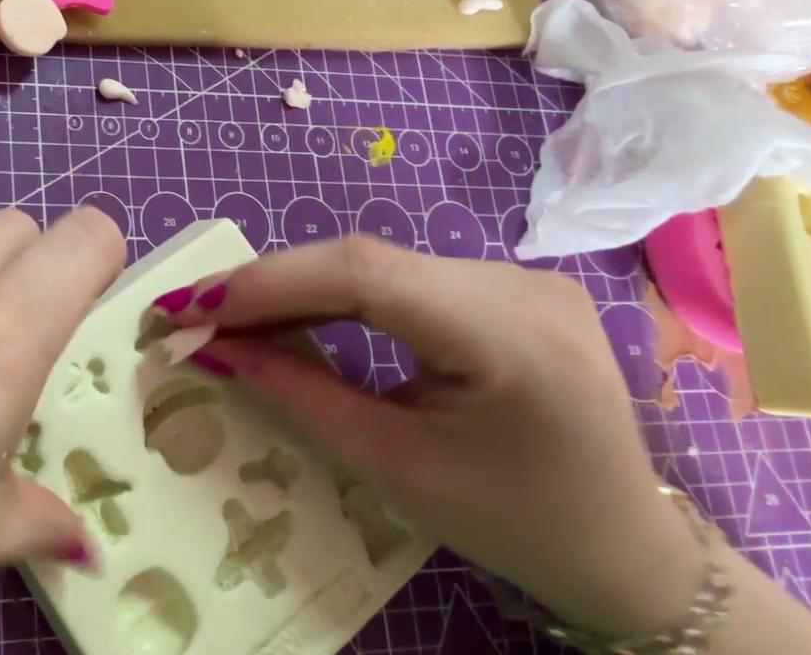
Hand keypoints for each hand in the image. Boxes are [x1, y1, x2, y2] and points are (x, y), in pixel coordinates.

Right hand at [157, 237, 704, 637]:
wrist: (626, 550)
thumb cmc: (511, 524)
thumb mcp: (391, 466)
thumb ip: (295, 392)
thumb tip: (207, 343)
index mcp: (511, 336)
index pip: (360, 276)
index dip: (262, 283)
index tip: (184, 307)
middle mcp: (518, 284)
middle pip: (360, 261)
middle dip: (264, 285)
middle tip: (188, 311)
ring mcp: (515, 277)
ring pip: (370, 263)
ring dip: (289, 287)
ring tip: (222, 314)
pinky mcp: (501, 286)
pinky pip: (394, 277)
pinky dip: (329, 295)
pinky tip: (287, 314)